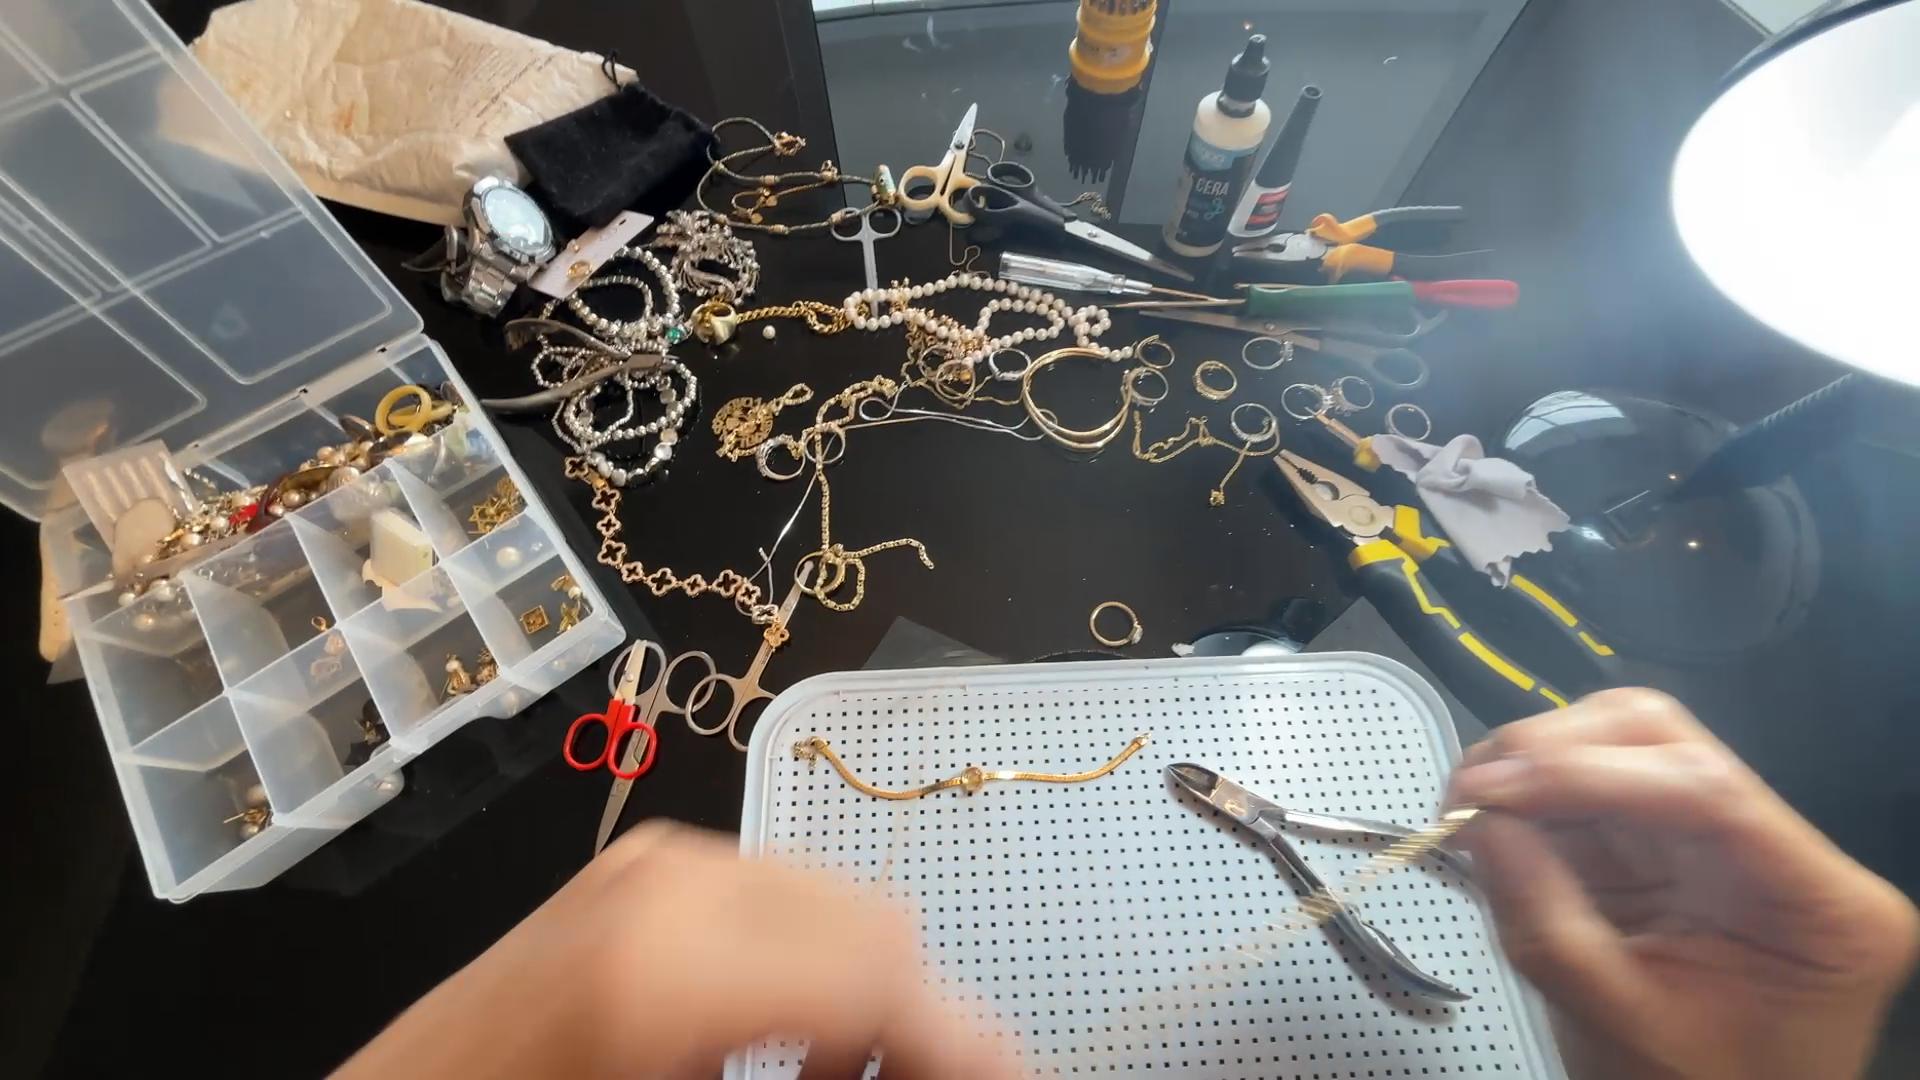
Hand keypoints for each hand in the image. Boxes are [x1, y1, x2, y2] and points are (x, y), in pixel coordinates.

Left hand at [333, 822, 1017, 1079]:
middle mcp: (672, 878)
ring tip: (858, 1071)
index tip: (1014, 1074)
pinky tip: (796, 1039)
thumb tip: (921, 1059)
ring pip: (836, 898)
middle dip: (925, 1011)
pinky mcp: (646, 868)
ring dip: (871, 988)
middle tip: (934, 1078)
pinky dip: (817, 963)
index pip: (877, 967)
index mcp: (663, 964)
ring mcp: (657, 859)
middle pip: (873, 917)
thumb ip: (828, 1075)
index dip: (961, 1035)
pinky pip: (780, 897)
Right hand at [1448, 689, 1917, 1079]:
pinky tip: (1484, 814)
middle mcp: (1762, 844)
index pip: (1704, 789)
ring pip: (1604, 733)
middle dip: (1549, 748)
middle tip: (1475, 789)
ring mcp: (1697, 828)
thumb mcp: (1612, 1014)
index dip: (1584, 772)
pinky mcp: (1638, 827)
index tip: (1488, 792)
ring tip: (1468, 802)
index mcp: (1813, 903)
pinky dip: (1513, 781)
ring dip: (1522, 757)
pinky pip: (1568, 770)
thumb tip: (1479, 820)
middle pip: (1653, 734)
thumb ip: (1544, 917)